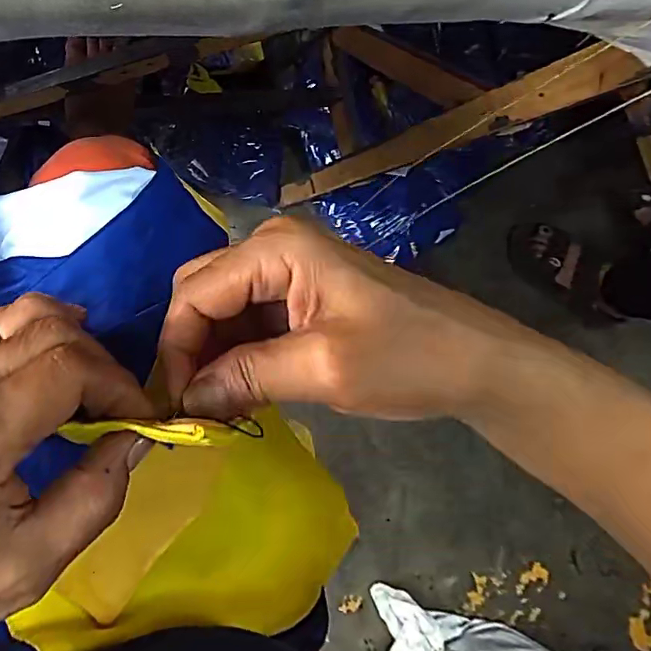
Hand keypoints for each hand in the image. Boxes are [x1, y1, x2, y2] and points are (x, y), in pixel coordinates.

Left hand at [0, 296, 154, 650]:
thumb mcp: (34, 563)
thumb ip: (99, 492)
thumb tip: (138, 434)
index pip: (70, 368)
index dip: (120, 387)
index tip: (141, 423)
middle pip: (55, 332)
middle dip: (106, 365)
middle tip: (121, 412)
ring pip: (30, 316)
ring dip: (79, 344)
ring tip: (95, 390)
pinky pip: (6, 327)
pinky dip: (48, 334)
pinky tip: (64, 366)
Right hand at [159, 216, 564, 421]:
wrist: (475, 359)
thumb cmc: (408, 357)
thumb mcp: (324, 369)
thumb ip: (247, 377)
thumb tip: (185, 400)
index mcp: (277, 248)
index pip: (196, 293)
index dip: (177, 349)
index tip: (175, 406)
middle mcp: (274, 244)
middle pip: (201, 291)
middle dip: (190, 347)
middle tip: (191, 406)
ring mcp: (289, 266)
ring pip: (222, 306)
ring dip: (212, 353)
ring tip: (214, 405)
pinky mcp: (301, 291)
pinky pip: (250, 317)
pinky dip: (237, 352)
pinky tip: (240, 388)